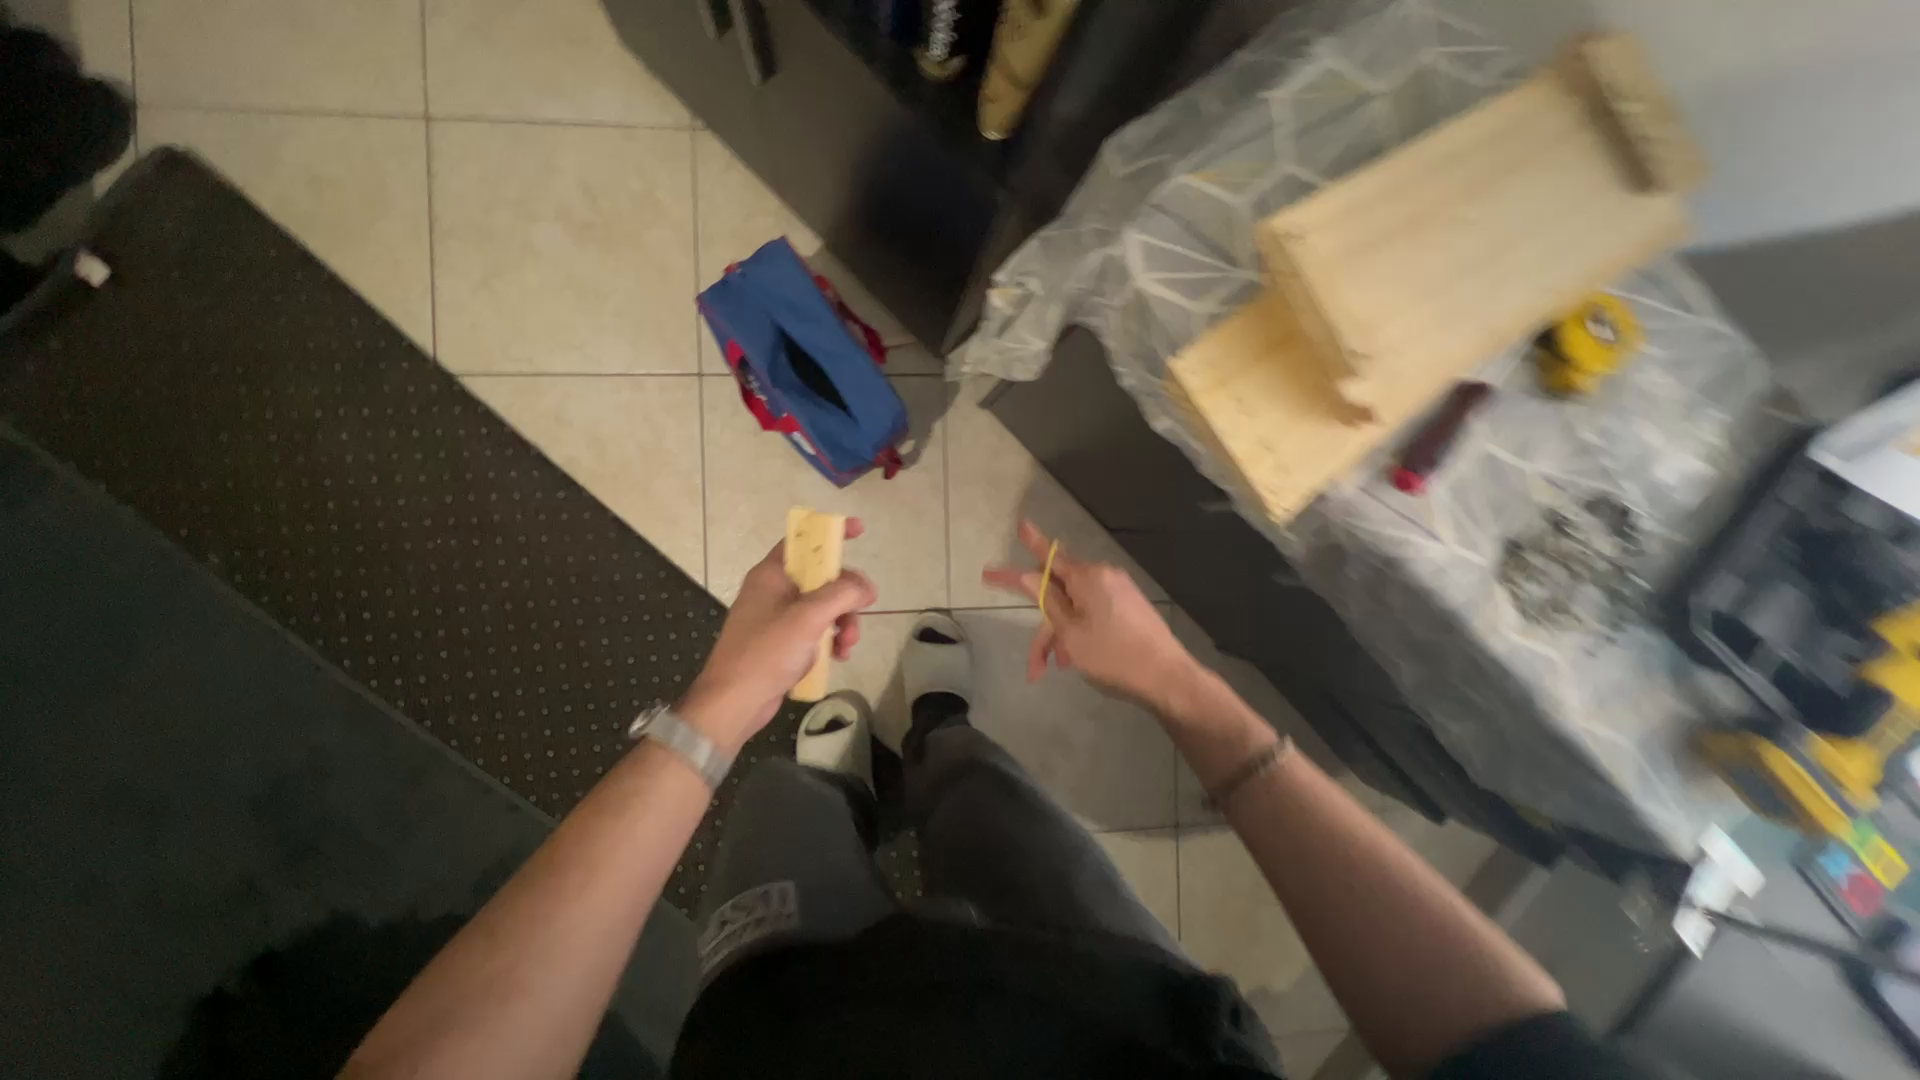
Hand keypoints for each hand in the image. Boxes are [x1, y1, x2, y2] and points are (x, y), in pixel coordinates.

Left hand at [682, 518, 875, 751]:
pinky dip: (831, 640)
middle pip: (822, 578)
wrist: (734, 702)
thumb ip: (842, 594)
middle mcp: (774, 591)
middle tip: (861, 611)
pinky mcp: (783, 644)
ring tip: (847, 645)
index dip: (830, 533)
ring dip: (843, 623)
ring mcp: (778, 619)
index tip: (859, 531)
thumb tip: (867, 587)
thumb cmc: (765, 653)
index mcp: (771, 575)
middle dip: (846, 596)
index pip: (803, 541)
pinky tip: (839, 656)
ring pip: (824, 608)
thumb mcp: (808, 618)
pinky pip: (816, 632)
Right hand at [982, 521, 1198, 708]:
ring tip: (1056, 668)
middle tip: (1034, 662)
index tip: (1019, 523)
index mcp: (1088, 576)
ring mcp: (1118, 590)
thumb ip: (1049, 602)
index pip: (1049, 556)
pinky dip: (1080, 631)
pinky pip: (1093, 611)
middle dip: (1044, 625)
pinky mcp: (1128, 605)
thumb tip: (1029, 575)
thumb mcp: (1071, 633)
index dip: (1030, 543)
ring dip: (1062, 635)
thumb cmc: (1113, 655)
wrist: (1167, 676)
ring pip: (1076, 606)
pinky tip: (1076, 659)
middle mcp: (1103, 576)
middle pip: (1060, 591)